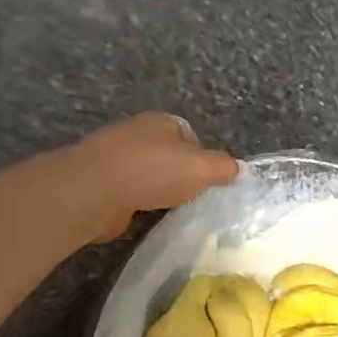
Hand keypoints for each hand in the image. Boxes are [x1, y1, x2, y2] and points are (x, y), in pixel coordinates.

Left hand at [18, 112, 239, 244]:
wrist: (96, 190)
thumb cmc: (153, 171)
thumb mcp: (201, 167)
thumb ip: (223, 167)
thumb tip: (241, 169)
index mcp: (161, 122)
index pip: (189, 135)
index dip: (202, 157)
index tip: (209, 182)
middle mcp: (138, 134)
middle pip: (168, 154)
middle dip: (181, 175)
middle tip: (194, 198)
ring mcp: (117, 158)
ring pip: (149, 174)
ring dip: (160, 190)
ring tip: (172, 209)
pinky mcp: (105, 183)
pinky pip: (133, 191)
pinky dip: (142, 203)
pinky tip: (148, 215)